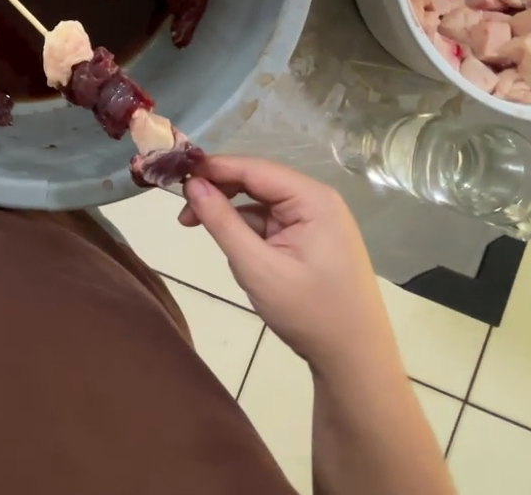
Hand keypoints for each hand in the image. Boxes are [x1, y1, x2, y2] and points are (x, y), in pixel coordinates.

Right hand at [180, 156, 397, 374]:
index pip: (253, 168)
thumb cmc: (310, 313)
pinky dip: (246, 232)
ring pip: (258, 203)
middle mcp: (316, 201)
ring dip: (230, 216)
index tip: (175, 178)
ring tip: (203, 234)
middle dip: (218, 193)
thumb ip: (221, 222)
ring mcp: (315, 220)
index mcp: (313, 199)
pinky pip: (268, 222)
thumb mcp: (257, 267)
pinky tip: (236, 253)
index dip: (213, 168)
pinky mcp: (309, 239)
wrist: (355, 363)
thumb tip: (191, 184)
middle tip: (183, 214)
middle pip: (256, 181)